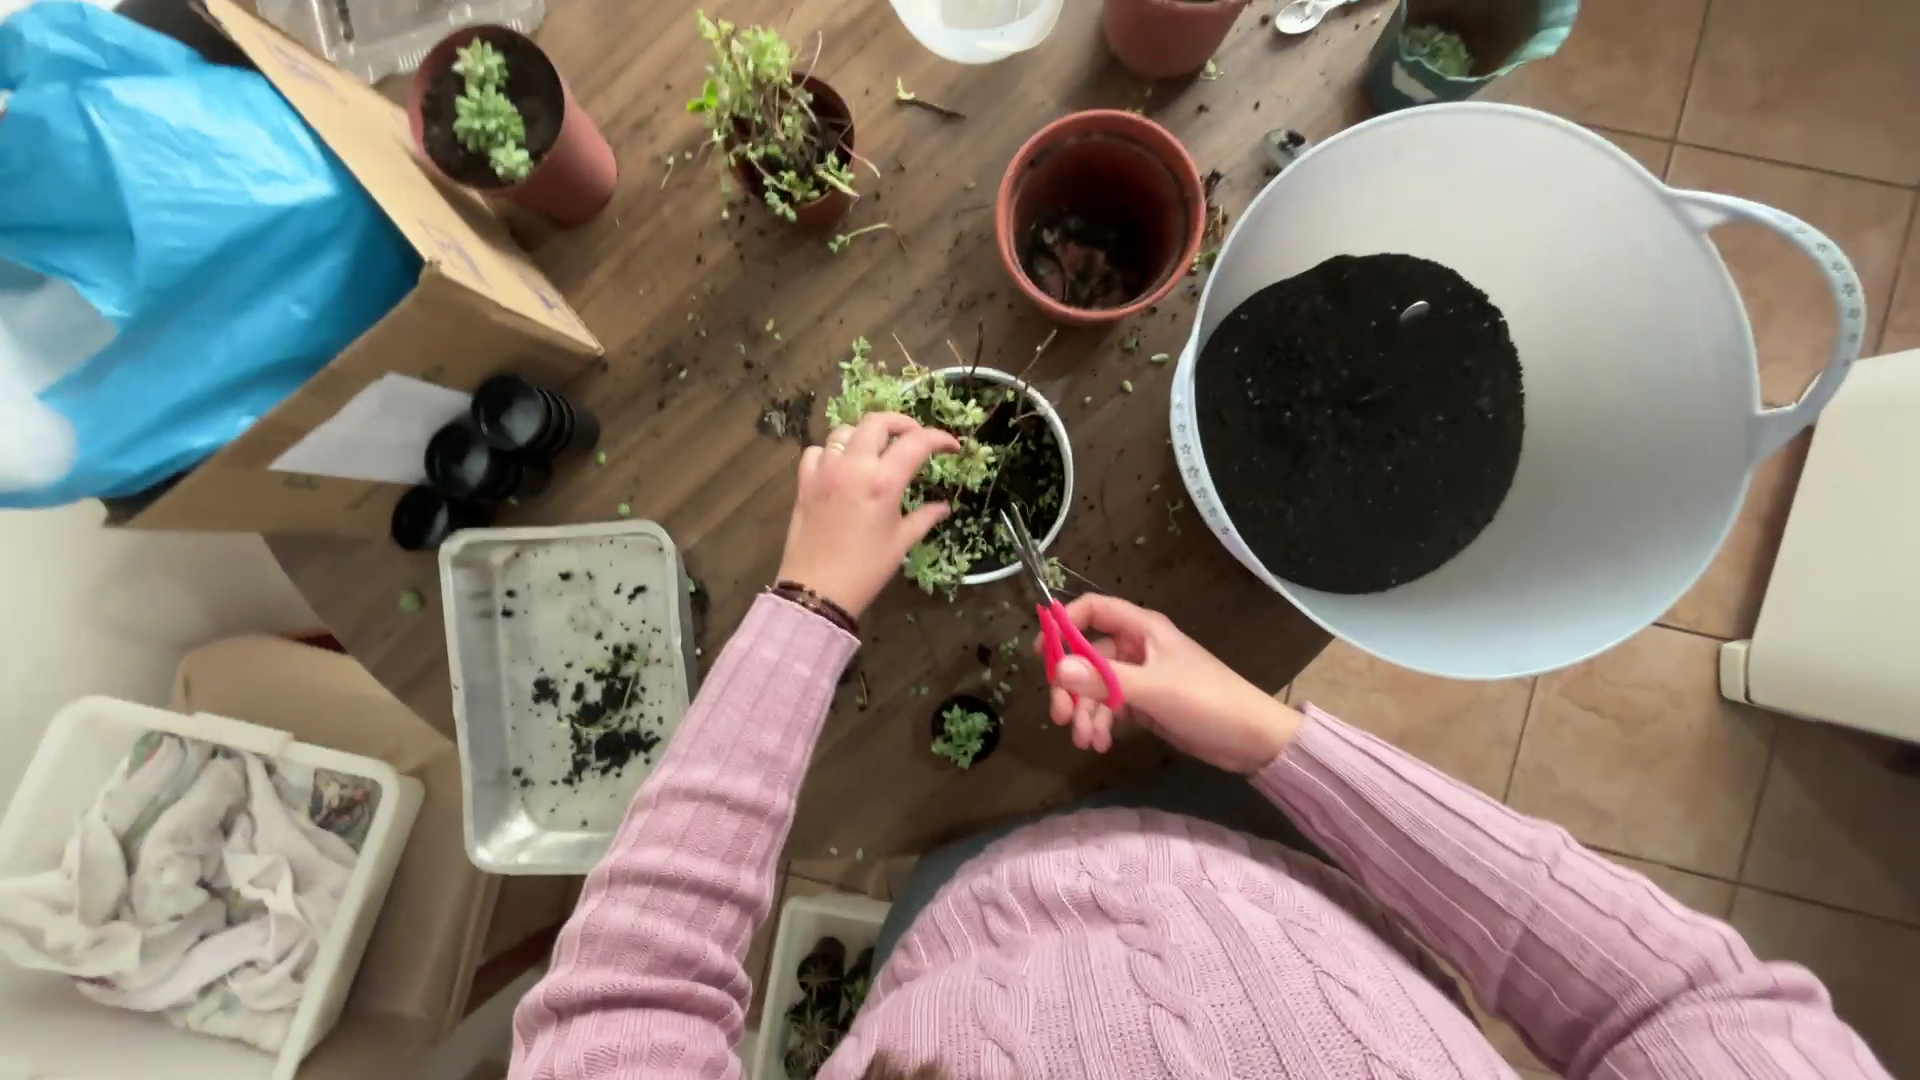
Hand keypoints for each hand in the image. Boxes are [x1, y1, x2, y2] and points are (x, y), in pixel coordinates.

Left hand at [777, 413, 960, 617]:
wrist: (817, 590)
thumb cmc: (866, 570)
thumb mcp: (901, 543)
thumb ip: (924, 518)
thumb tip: (943, 507)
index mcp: (883, 482)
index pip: (917, 443)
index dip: (939, 438)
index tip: (951, 447)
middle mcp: (853, 467)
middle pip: (877, 422)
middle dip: (902, 423)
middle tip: (915, 437)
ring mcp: (824, 472)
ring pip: (845, 431)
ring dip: (866, 434)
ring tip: (877, 449)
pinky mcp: (804, 482)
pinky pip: (817, 451)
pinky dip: (832, 451)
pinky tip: (841, 466)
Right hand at [1044, 595, 1302, 773]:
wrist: (1253, 740)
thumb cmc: (1207, 701)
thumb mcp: (1153, 689)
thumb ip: (1104, 680)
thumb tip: (1059, 670)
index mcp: (1142, 629)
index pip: (1093, 610)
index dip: (1064, 624)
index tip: (1043, 654)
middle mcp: (1137, 647)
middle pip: (1086, 656)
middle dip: (1070, 686)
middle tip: (1060, 716)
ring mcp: (1139, 675)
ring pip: (1095, 687)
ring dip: (1085, 713)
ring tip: (1087, 742)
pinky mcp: (1144, 703)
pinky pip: (1109, 707)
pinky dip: (1101, 724)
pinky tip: (1102, 745)